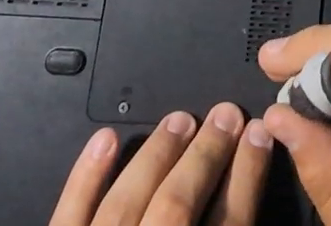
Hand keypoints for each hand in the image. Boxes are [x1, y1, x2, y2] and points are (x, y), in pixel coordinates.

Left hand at [49, 103, 272, 225]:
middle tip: (226, 114)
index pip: (229, 224)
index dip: (248, 175)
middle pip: (178, 205)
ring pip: (127, 203)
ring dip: (157, 155)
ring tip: (181, 120)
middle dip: (207, 154)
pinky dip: (86, 177)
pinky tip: (105, 140)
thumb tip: (247, 198)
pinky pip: (69, 217)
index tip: (260, 136)